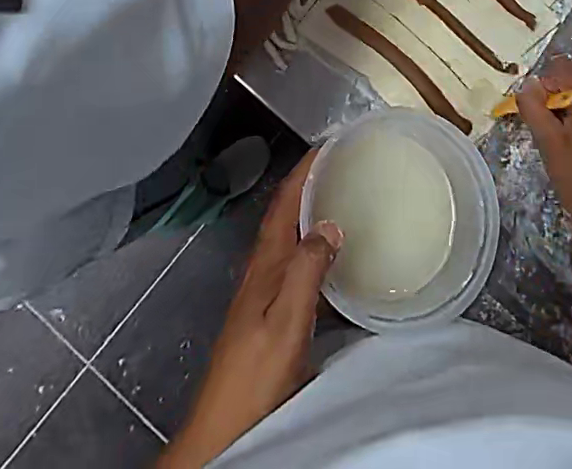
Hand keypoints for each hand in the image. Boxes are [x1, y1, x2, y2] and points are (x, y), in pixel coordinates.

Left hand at [162, 151, 342, 467]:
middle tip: (343, 163)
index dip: (303, 171)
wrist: (227, 427)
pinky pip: (301, 261)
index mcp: (265, 265)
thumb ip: (307, 270)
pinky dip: (319, 244)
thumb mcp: (286, 320)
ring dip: (314, 210)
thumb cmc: (255, 373)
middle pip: (286, 213)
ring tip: (345, 196)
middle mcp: (264, 270)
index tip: (329, 144)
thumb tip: (331, 223)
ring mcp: (268, 292)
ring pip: (293, 236)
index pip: (283, 203)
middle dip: (310, 182)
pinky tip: (338, 254)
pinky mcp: (276, 312)